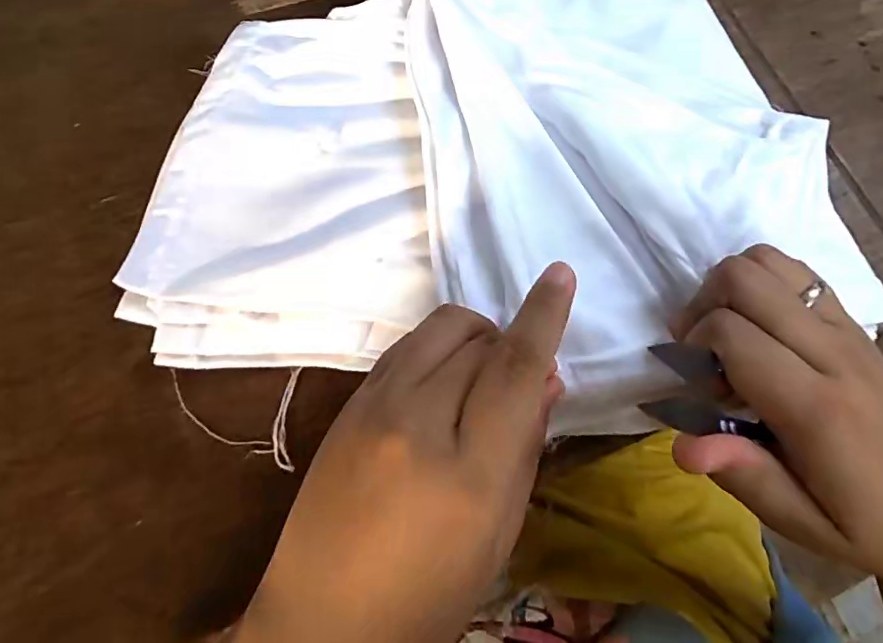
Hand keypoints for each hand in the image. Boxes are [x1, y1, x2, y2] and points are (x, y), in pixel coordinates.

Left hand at [235, 263, 575, 642]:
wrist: (322, 620)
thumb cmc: (428, 594)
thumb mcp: (497, 537)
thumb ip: (526, 446)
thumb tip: (547, 377)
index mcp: (467, 473)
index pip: (514, 369)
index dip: (543, 316)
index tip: (560, 275)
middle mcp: (417, 423)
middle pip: (480, 342)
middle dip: (510, 344)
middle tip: (517, 380)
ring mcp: (376, 406)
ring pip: (441, 327)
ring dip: (474, 335)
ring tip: (480, 375)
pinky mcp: (352, 401)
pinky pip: (409, 345)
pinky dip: (438, 347)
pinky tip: (441, 382)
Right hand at [667, 245, 882, 598]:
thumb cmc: (866, 529)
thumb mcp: (803, 527)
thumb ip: (744, 476)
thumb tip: (681, 445)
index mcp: (818, 409)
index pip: (731, 332)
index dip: (693, 345)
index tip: (693, 381)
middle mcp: (833, 353)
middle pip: (744, 278)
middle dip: (702, 303)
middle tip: (698, 349)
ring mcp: (848, 330)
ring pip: (767, 260)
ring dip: (729, 285)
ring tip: (724, 329)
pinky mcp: (854, 323)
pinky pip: (795, 270)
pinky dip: (761, 281)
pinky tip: (757, 322)